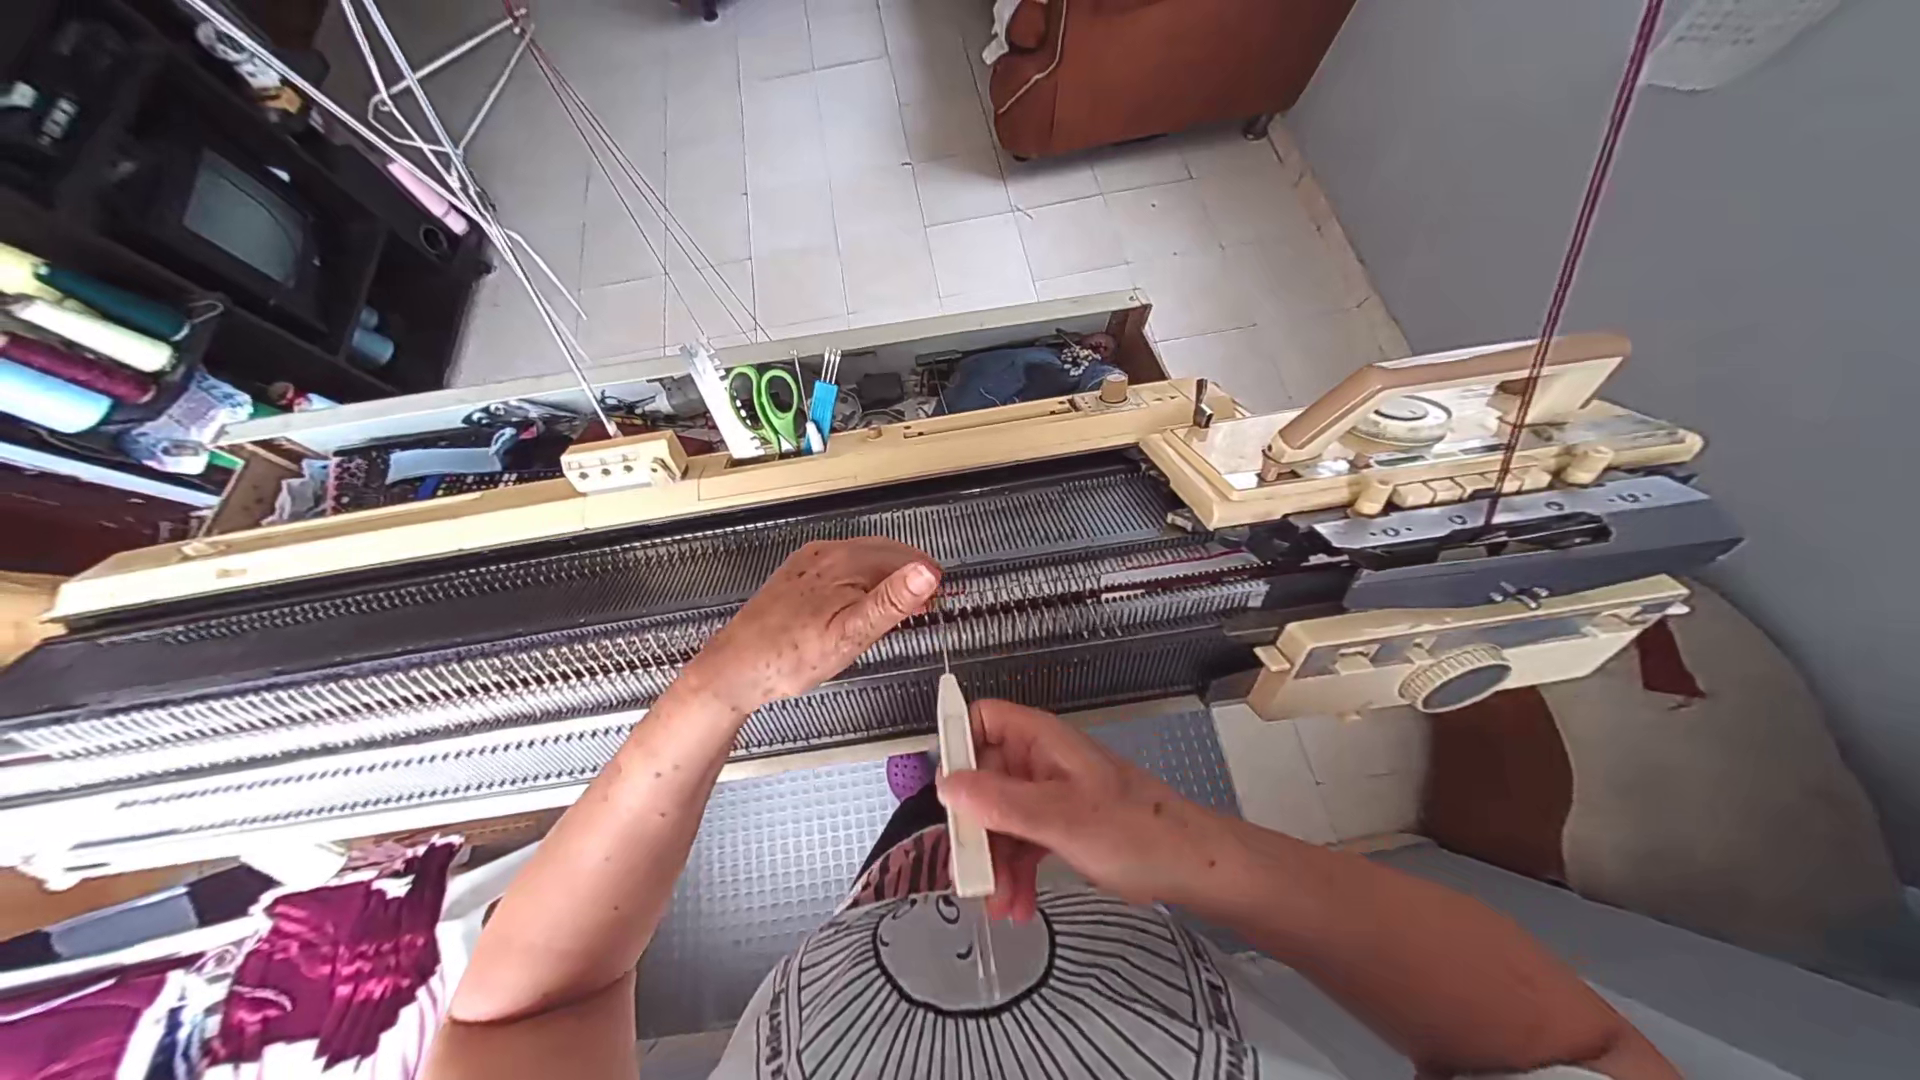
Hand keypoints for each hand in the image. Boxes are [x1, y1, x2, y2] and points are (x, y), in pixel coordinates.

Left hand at [677, 538, 940, 716]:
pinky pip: (841, 570)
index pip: (903, 557)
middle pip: (884, 554)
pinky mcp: (797, 578)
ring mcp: (808, 565)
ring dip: (885, 579)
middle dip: (907, 577)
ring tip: (896, 609)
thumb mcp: (851, 634)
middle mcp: (824, 554)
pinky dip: (861, 583)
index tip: (936, 599)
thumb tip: (926, 573)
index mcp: (843, 561)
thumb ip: (892, 601)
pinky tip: (858, 605)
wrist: (733, 669)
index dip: (924, 580)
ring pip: (862, 561)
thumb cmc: (786, 657)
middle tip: (921, 606)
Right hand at [937, 699, 1229, 920]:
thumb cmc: (1131, 830)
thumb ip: (1000, 801)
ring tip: (999, 905)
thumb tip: (944, 784)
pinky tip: (1018, 906)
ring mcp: (1047, 794)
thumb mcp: (1061, 816)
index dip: (958, 746)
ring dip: (993, 861)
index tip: (945, 793)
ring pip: (997, 817)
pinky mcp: (1057, 825)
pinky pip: (1019, 842)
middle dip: (973, 828)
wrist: (1190, 866)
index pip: (982, 720)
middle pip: (982, 779)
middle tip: (969, 872)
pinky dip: (1014, 872)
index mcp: (1039, 739)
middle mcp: (1037, 760)